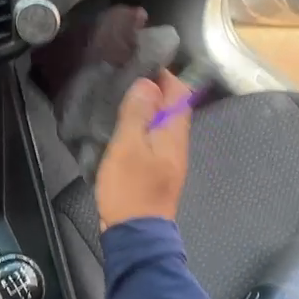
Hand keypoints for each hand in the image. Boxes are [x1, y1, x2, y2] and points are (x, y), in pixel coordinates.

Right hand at [95, 71, 192, 227]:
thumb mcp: (128, 147)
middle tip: (124, 80)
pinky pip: (152, 141)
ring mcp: (168, 159)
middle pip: (172, 107)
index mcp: (174, 133)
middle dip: (153, 90)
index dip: (163, 75)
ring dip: (145, 110)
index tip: (138, 64)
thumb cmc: (130, 189)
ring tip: (119, 101)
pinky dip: (140, 129)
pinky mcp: (157, 172)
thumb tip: (149, 83)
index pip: (178, 92)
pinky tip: (121, 130)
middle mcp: (177, 143)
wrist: (135, 234)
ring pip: (161, 124)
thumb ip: (138, 114)